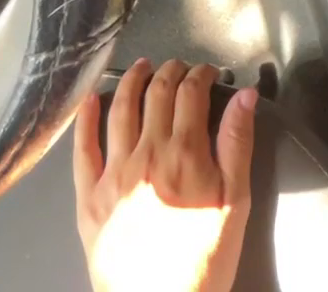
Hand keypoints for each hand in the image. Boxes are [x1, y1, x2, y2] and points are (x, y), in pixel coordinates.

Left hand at [73, 59, 255, 291]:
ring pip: (120, 110)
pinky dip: (86, 118)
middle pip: (157, 93)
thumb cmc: (205, 260)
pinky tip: (91, 98)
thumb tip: (246, 95)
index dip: (202, 74)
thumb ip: (238, 144)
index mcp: (185, 153)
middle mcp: (146, 153)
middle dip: (171, 71)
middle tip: (180, 66)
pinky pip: (82, 149)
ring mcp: (113, 174)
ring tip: (143, 67)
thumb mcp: (235, 203)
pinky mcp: (88, 198)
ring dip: (133, 81)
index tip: (209, 73)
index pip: (191, 93)